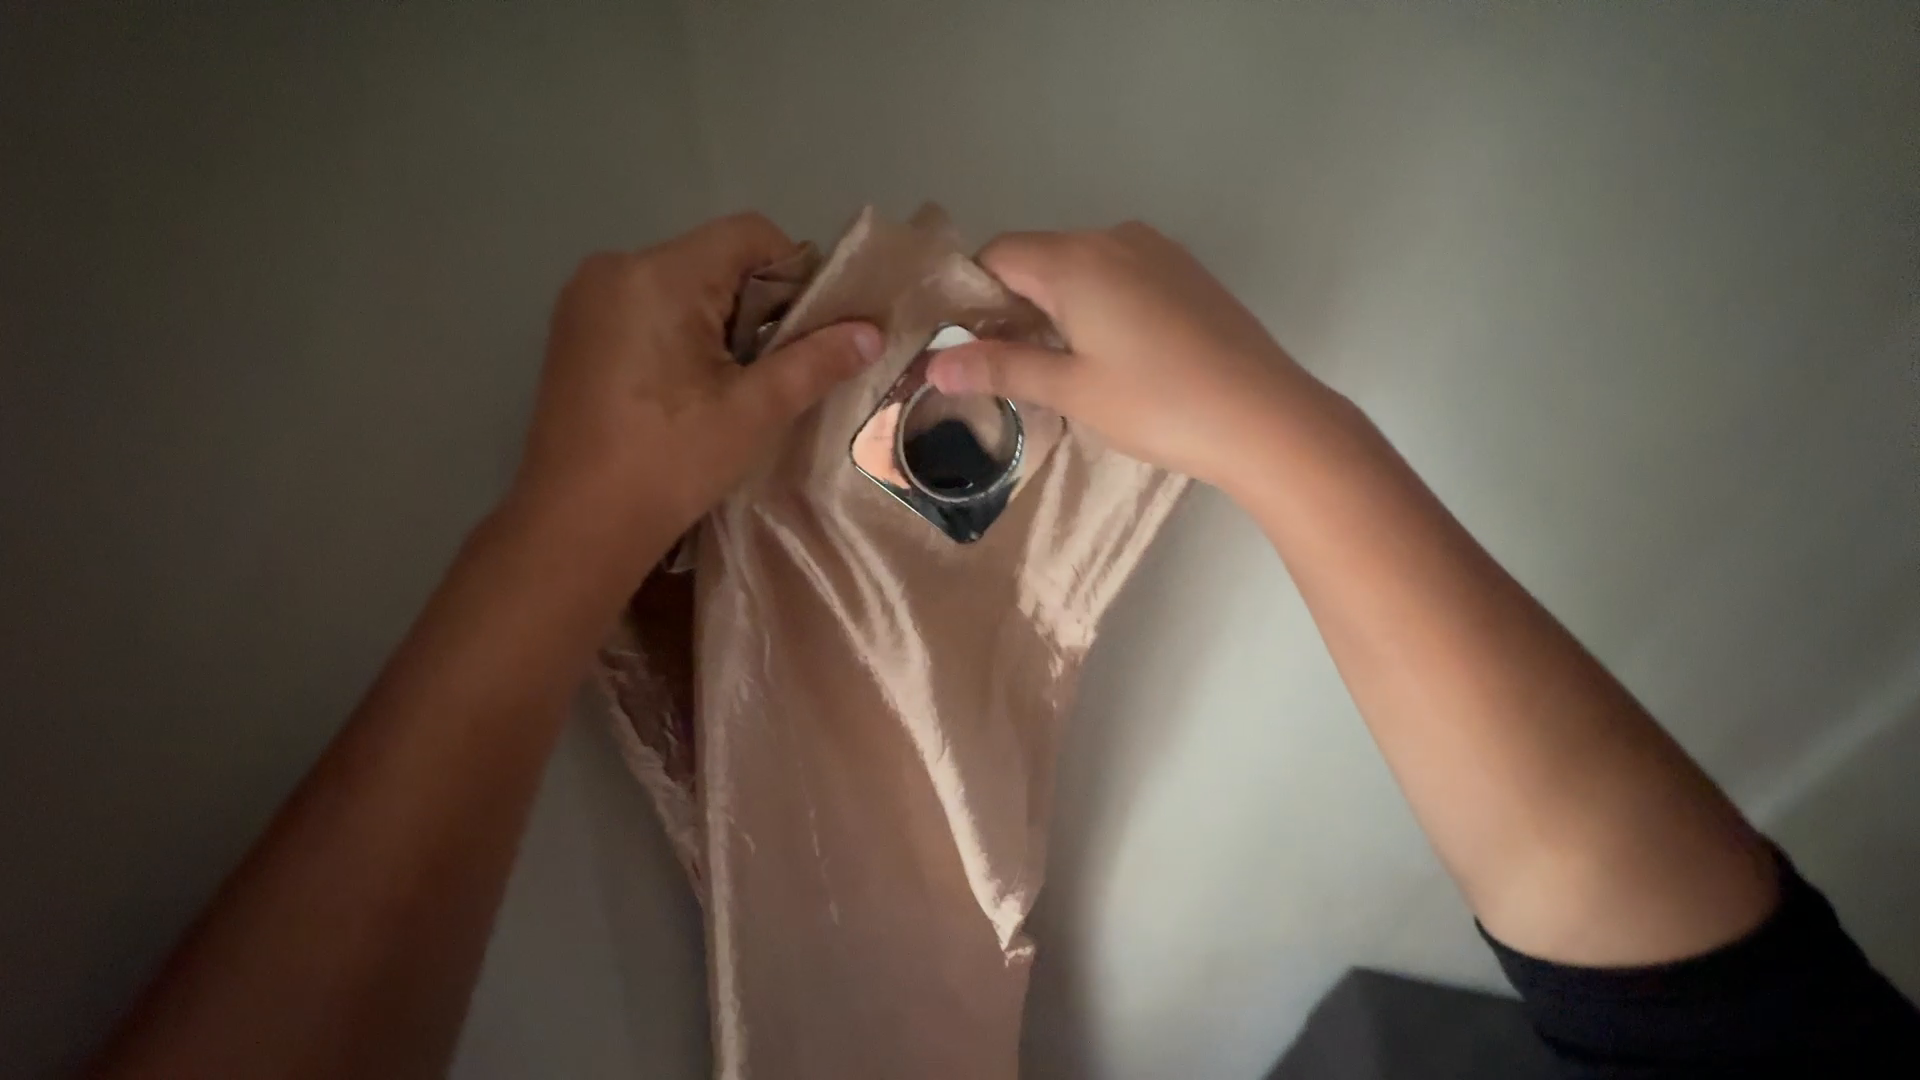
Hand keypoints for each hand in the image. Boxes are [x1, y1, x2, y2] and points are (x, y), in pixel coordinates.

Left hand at [510, 213, 881, 581]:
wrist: (577, 524)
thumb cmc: (671, 463)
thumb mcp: (755, 412)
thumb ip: (816, 363)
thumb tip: (872, 332)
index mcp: (659, 275)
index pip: (749, 235)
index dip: (797, 273)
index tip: (814, 332)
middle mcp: (615, 268)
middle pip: (715, 259)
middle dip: (760, 306)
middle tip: (780, 369)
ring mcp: (587, 300)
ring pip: (683, 286)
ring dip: (724, 324)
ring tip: (737, 386)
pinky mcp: (575, 332)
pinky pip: (649, 309)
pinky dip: (684, 335)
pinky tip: (691, 391)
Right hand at [926, 222, 1330, 489]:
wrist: (1264, 417)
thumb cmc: (1157, 404)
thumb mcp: (1071, 389)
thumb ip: (1001, 368)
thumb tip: (934, 367)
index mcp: (1077, 259)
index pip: (998, 256)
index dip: (972, 298)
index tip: (969, 348)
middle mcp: (1115, 238)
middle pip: (1039, 258)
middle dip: (1013, 305)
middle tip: (1010, 367)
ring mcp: (1158, 252)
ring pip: (1081, 267)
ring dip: (1055, 307)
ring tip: (1061, 366)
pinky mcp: (1186, 273)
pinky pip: (1119, 275)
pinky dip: (1096, 304)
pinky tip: (1111, 353)